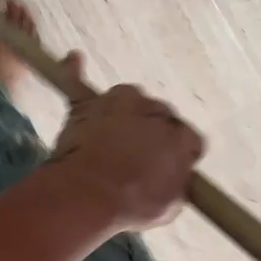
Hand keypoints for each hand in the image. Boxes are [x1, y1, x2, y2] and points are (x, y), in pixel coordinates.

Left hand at [45, 71, 204, 231]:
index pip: (187, 138)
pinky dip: (73, 70)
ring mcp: (115, 101)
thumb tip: (170, 172)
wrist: (89, 191)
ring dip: (123, 111)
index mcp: (179, 135)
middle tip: (136, 156)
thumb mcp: (172, 202)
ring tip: (113, 134)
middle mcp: (151, 109)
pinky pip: (76, 80)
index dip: (177, 154)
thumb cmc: (135, 203)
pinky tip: (74, 58)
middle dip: (150, 131)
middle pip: (156, 114)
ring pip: (126, 98)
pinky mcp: (84, 102)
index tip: (166, 168)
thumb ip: (175, 178)